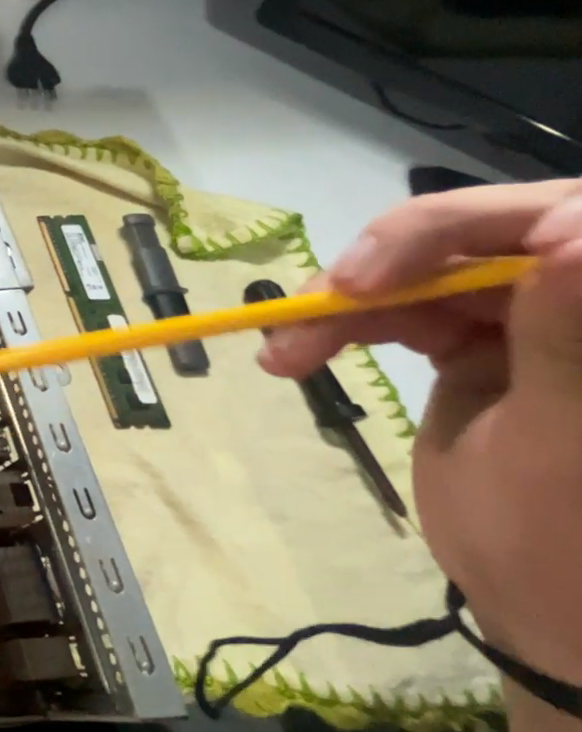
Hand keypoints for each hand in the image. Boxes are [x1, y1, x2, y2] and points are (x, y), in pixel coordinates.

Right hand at [258, 181, 581, 711]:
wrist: (553, 618)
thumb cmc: (564, 546)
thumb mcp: (559, 443)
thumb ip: (569, 335)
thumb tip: (580, 226)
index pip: (562, 219)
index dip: (467, 228)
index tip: (381, 278)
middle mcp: (580, 301)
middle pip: (479, 236)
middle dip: (388, 264)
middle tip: (318, 304)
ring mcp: (533, 322)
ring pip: (424, 271)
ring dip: (346, 303)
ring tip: (285, 349)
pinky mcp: (481, 343)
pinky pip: (402, 309)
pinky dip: (343, 324)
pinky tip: (297, 352)